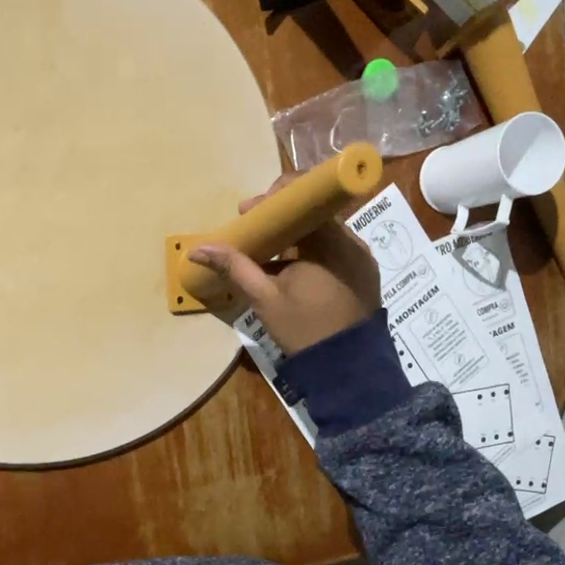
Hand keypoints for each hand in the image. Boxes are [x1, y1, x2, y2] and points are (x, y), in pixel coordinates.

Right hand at [188, 176, 380, 354]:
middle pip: (312, 210)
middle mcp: (351, 240)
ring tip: (270, 254)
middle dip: (280, 216)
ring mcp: (361, 255)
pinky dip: (314, 250)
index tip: (247, 213)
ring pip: (325, 229)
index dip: (271, 197)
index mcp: (328, 240)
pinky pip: (337, 248)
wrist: (349, 369)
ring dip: (297, 234)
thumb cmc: (305, 330)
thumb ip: (234, 268)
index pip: (301, 195)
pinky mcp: (365, 271)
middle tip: (254, 233)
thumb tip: (199, 250)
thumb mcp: (264, 300)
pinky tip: (295, 270)